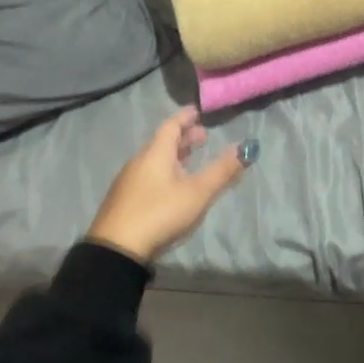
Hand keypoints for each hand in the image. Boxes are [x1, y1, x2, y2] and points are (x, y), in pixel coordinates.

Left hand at [87, 107, 258, 263]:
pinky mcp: (124, 199)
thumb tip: (246, 147)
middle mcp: (140, 161)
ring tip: (190, 161)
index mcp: (156, 153)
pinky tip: (171, 186)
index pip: (172, 125)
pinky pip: (147, 174)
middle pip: (162, 142)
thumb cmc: (160, 213)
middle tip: (203, 138)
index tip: (198, 112)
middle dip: (183, 138)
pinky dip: (163, 171)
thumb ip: (222, 171)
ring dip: (174, 156)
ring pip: (154, 159)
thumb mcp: (198, 193)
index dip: (186, 117)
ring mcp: (129, 181)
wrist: (116, 250)